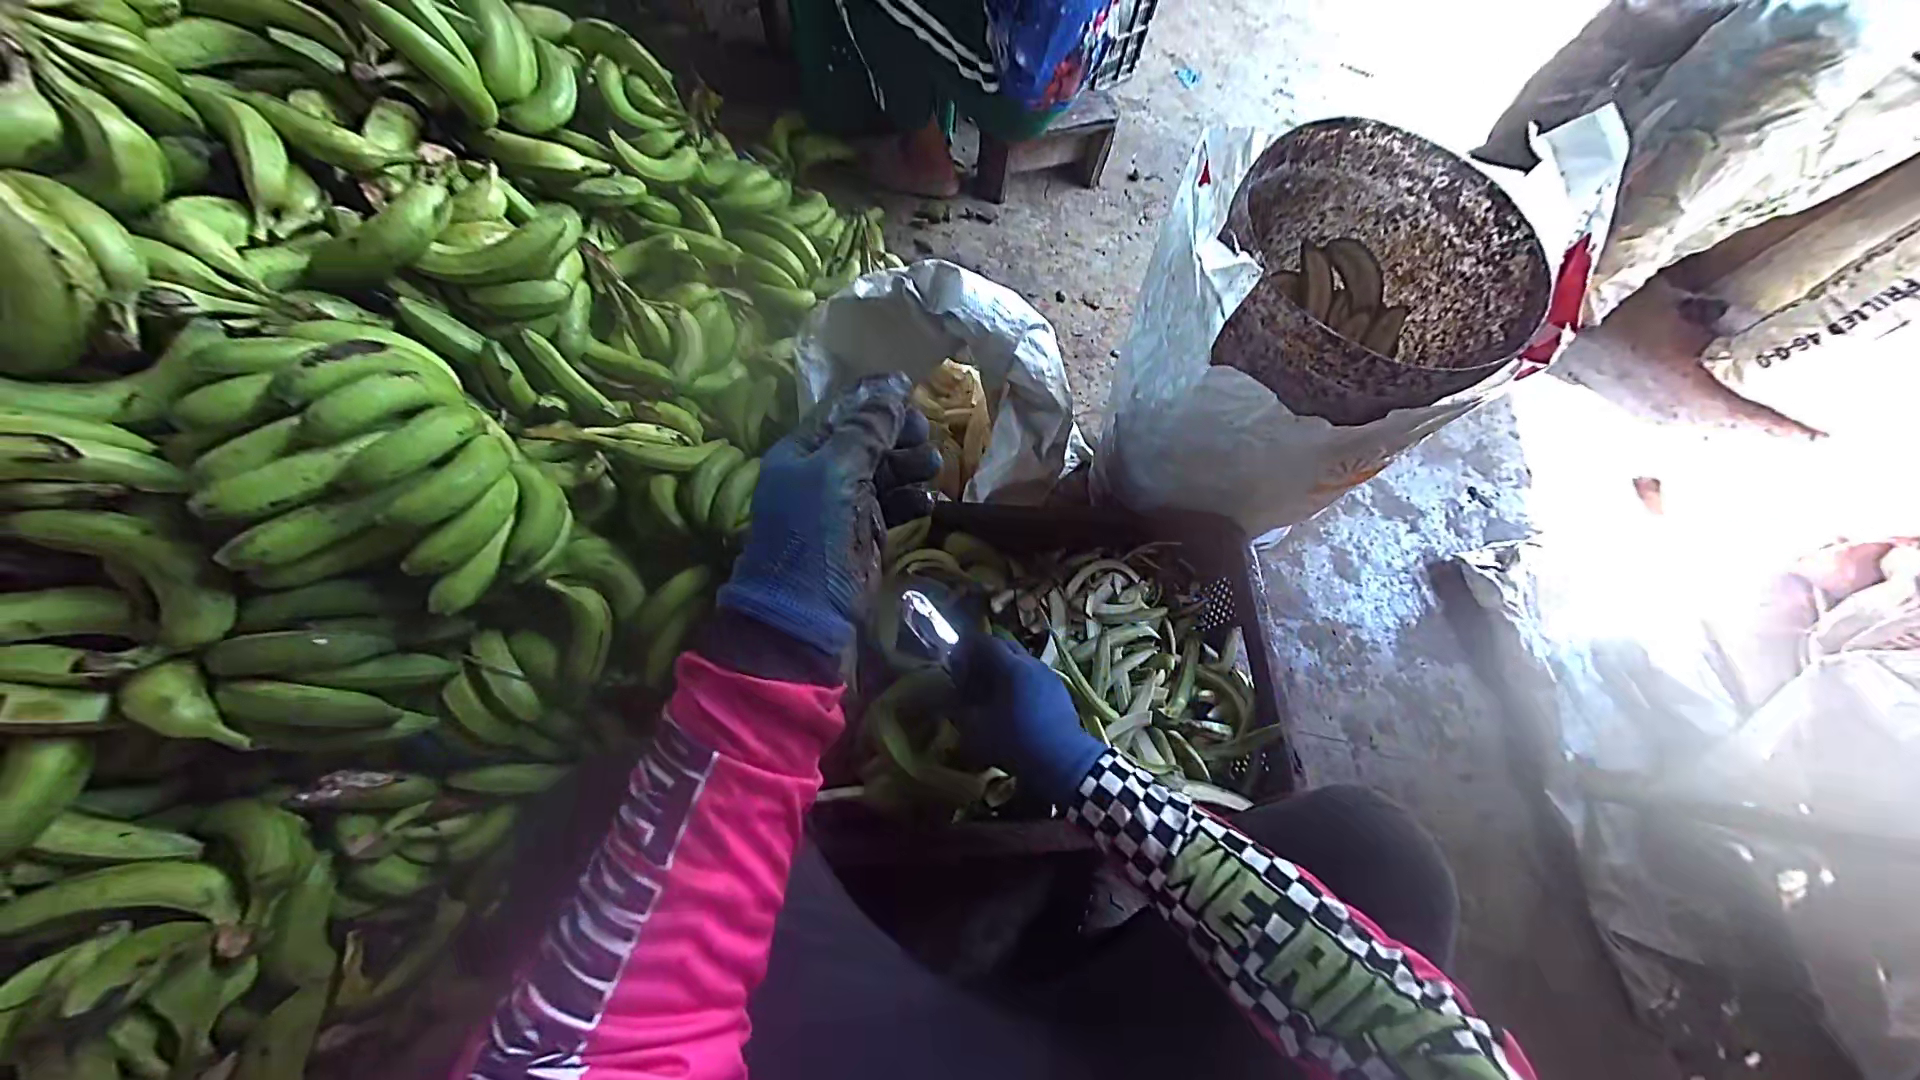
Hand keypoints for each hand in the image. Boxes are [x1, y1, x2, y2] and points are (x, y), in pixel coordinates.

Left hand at [716, 374, 938, 658]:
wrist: (808, 612)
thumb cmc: (814, 533)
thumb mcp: (835, 472)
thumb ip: (866, 430)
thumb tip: (893, 384)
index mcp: (804, 451)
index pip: (844, 413)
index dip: (876, 400)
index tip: (911, 391)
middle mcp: (824, 472)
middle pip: (869, 439)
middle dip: (898, 435)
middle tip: (924, 435)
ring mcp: (847, 503)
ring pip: (887, 471)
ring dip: (910, 466)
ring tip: (931, 466)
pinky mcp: (868, 531)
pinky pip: (895, 503)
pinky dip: (912, 499)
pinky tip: (928, 501)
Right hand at [950, 635, 1106, 803]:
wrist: (1063, 762)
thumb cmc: (1014, 742)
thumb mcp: (976, 729)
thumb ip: (960, 707)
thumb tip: (952, 696)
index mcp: (1010, 666)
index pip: (983, 641)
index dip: (965, 648)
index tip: (954, 662)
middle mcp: (1031, 663)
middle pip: (1004, 646)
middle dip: (984, 655)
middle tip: (970, 674)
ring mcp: (1048, 675)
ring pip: (1020, 661)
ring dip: (1003, 668)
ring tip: (991, 691)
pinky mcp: (1059, 690)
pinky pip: (1033, 675)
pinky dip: (1019, 681)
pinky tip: (1014, 703)